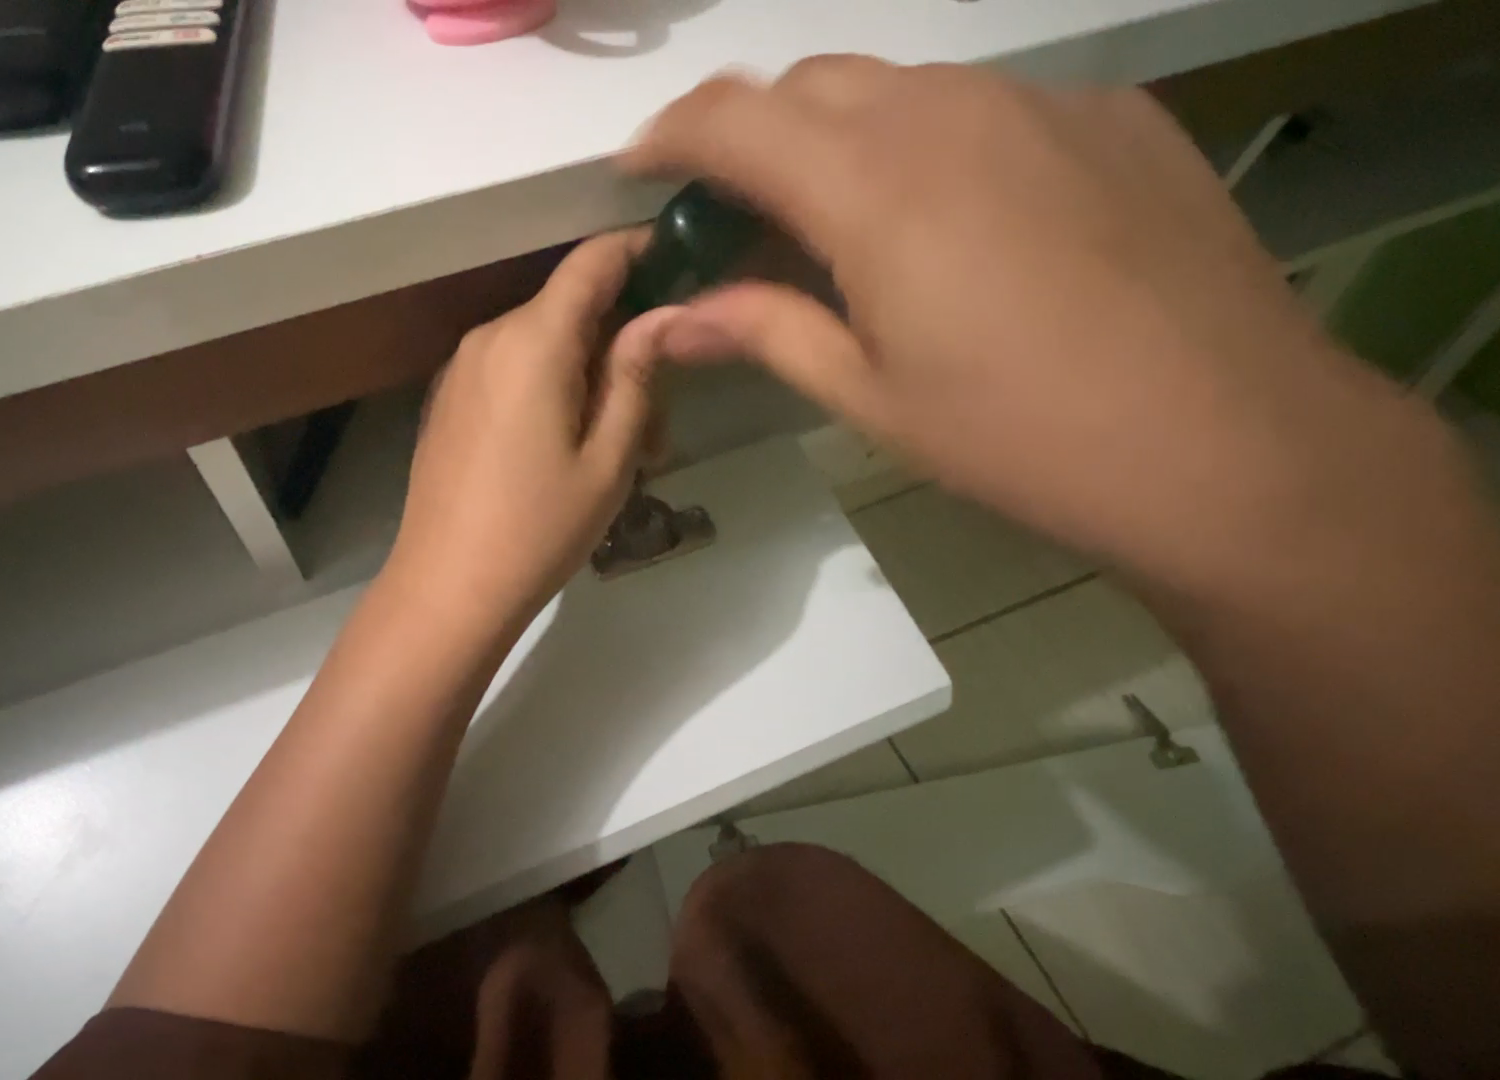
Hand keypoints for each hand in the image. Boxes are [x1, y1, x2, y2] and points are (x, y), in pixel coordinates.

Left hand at [384, 231, 676, 626]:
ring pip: (543, 344)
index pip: (592, 261)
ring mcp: (461, 369)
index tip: (684, 263)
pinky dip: (551, 391)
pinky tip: (566, 451)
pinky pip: (512, 371)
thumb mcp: (608, 457)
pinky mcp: (449, 400)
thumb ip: (636, 374)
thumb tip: (666, 312)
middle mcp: (489, 337)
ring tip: (618, 451)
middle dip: (622, 344)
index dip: (640, 250)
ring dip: (589, 376)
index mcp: (532, 341)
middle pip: (570, 309)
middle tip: (658, 421)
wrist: (446, 589)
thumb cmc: (539, 530)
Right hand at [627, 57, 1436, 589]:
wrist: (1227, 440)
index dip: (671, 137)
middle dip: (751, 137)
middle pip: (809, 86)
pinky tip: (953, 222)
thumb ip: (762, 332)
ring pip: (897, 88)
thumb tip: (667, 321)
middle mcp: (947, 113)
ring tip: (842, 226)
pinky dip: (928, 144)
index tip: (640, 172)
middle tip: (739, 219)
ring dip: (838, 139)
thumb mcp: (867, 394)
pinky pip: (982, 105)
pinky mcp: (1108, 116)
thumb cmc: (1015, 434)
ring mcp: (1038, 103)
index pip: (733, 119)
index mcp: (872, 187)